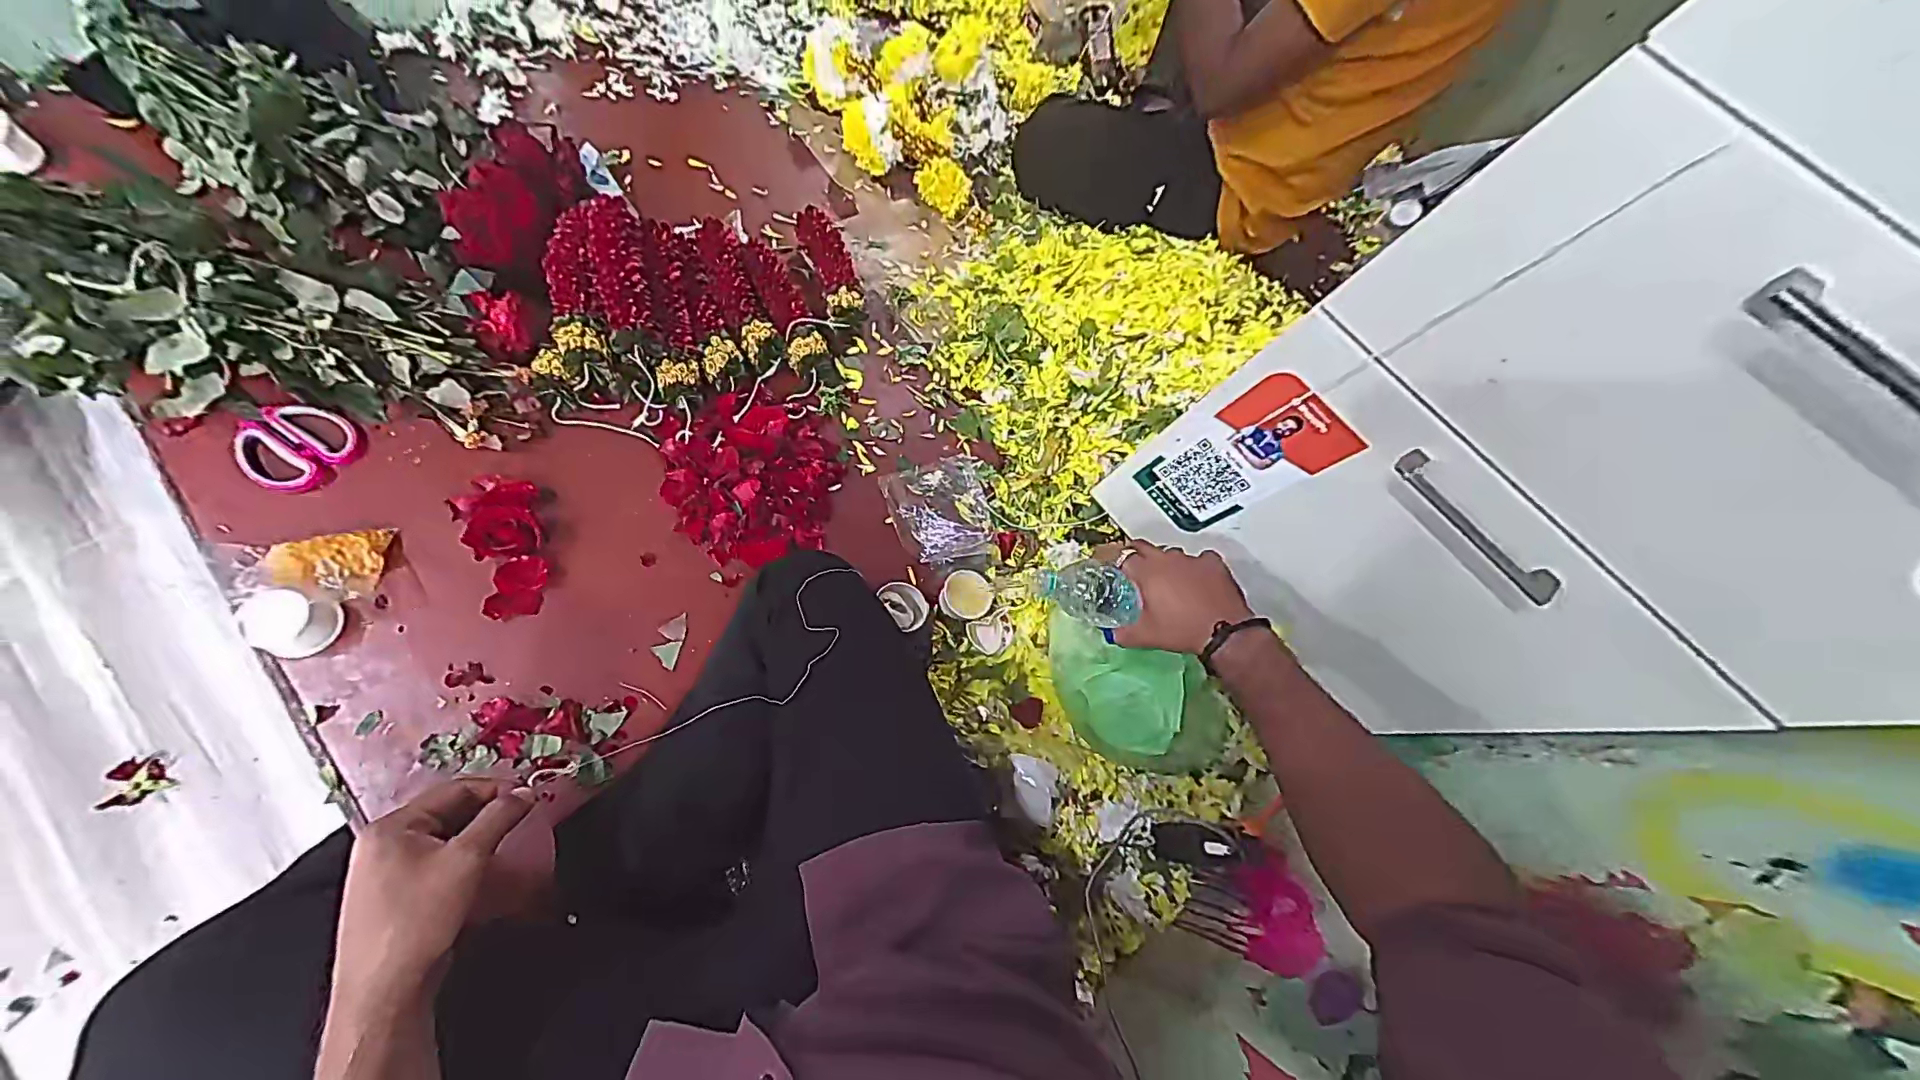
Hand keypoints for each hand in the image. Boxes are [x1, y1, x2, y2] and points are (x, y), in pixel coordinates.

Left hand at [331, 779, 533, 1003]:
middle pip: (451, 812)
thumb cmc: (417, 919)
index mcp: (390, 827)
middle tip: (523, 817)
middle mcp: (382, 844)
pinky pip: (440, 861)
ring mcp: (386, 871)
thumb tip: (524, 792)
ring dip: (481, 838)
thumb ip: (500, 816)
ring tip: (509, 843)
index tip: (529, 794)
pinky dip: (467, 860)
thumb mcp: (468, 858)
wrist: (385, 990)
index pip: (455, 789)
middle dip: (490, 814)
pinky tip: (485, 870)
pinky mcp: (397, 895)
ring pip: (448, 838)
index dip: (497, 788)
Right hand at [1106, 541, 1256, 653]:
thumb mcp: (1146, 635)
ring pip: (1172, 553)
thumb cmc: (1181, 630)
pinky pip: (1199, 559)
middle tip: (1137, 573)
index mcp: (1147, 572)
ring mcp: (1192, 558)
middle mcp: (1167, 559)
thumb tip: (1113, 634)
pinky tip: (1198, 581)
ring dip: (1166, 563)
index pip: (1124, 558)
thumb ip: (1124, 633)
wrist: (1224, 632)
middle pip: (1144, 547)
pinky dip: (1195, 567)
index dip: (1120, 566)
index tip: (1120, 576)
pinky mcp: (1213, 562)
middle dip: (1138, 556)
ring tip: (1170, 582)